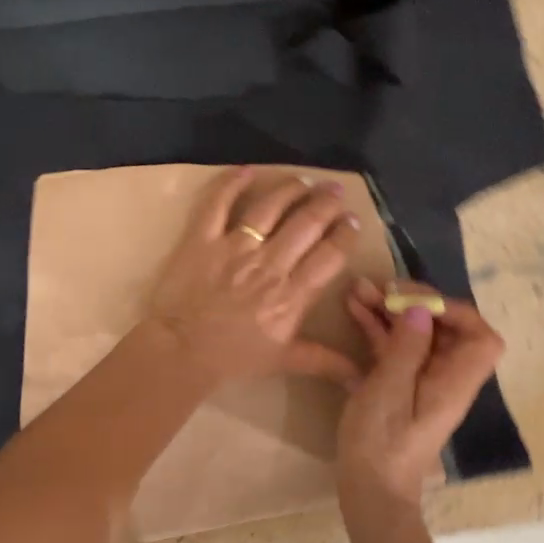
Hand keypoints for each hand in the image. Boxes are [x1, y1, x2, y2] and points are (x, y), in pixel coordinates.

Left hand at [146, 167, 363, 386]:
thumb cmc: (233, 357)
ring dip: (290, 190)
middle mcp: (269, 265)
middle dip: (326, 204)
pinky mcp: (202, 239)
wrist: (181, 349)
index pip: (328, 256)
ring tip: (304, 180)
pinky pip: (218, 203)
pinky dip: (232, 183)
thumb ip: (323, 359)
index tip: (353, 220)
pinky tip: (247, 170)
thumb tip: (361, 373)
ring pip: (269, 208)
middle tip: (335, 191)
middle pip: (305, 224)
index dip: (344, 234)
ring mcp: (234, 248)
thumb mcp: (283, 360)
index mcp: (292, 294)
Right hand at [330, 280, 505, 508]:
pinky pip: (394, 347)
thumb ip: (406, 348)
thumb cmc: (381, 442)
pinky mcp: (396, 386)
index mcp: (454, 382)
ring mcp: (419, 381)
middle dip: (413, 302)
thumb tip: (420, 309)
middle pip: (444, 329)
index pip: (480, 337)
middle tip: (378, 287)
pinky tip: (354, 309)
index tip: (413, 300)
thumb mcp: (388, 390)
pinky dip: (377, 327)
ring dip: (389, 310)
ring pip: (414, 335)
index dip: (454, 311)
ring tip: (357, 290)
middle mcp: (443, 378)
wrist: (368, 489)